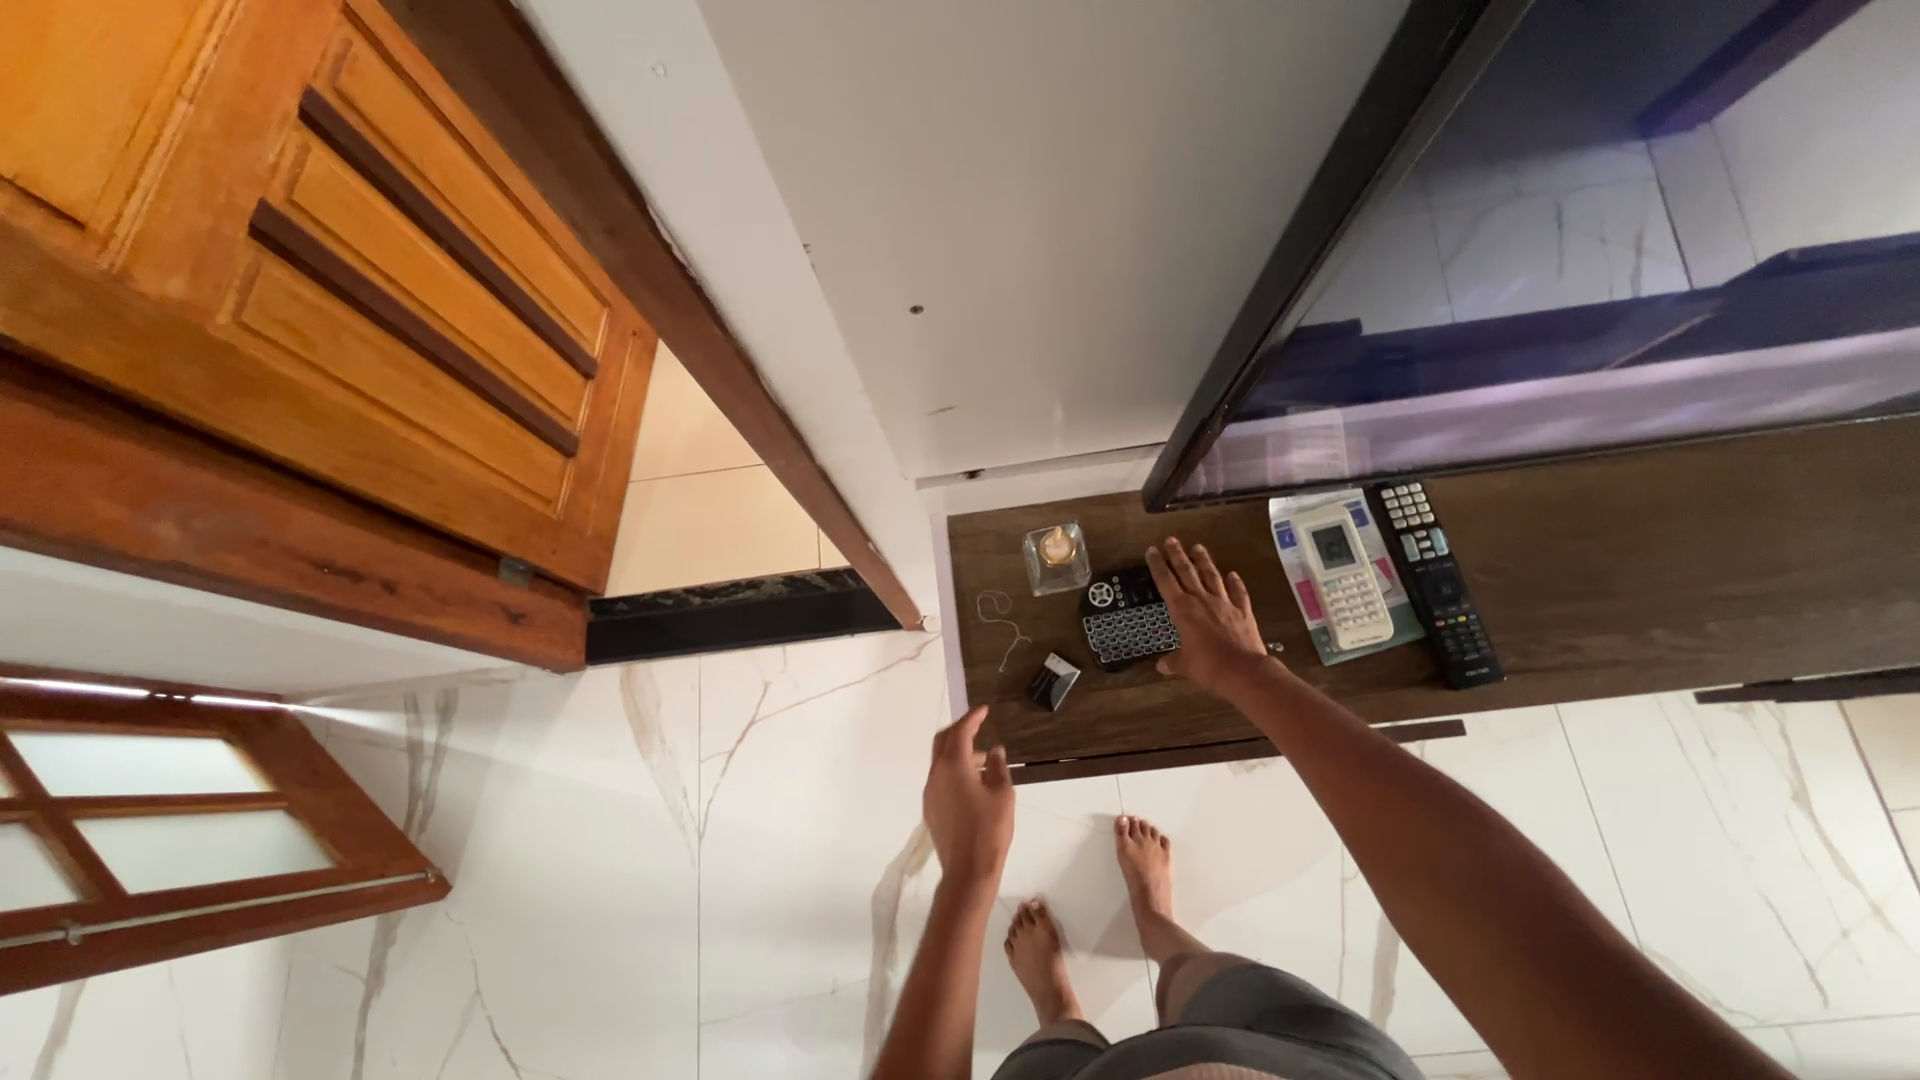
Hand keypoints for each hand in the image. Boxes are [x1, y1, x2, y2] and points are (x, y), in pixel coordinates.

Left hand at [923, 706, 1014, 887]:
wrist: (968, 870)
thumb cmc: (990, 830)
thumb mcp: (1003, 795)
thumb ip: (997, 768)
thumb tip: (994, 751)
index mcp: (953, 767)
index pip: (960, 732)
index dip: (972, 718)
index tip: (984, 710)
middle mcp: (936, 775)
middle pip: (943, 741)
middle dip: (959, 730)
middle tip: (977, 727)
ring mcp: (930, 792)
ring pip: (941, 761)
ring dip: (959, 754)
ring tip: (983, 762)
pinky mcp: (930, 808)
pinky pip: (940, 779)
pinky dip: (954, 771)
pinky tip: (973, 783)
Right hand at [1147, 537, 1273, 693]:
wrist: (1242, 670)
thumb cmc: (1207, 666)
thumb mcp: (1185, 665)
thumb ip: (1173, 661)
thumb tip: (1161, 666)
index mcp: (1182, 610)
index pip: (1165, 582)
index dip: (1158, 565)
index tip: (1152, 550)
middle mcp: (1201, 600)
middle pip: (1187, 572)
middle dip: (1177, 555)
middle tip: (1171, 539)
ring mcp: (1224, 603)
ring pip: (1211, 577)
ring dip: (1204, 561)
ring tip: (1198, 547)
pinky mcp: (1242, 611)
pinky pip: (1238, 593)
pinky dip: (1235, 583)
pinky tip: (1233, 574)